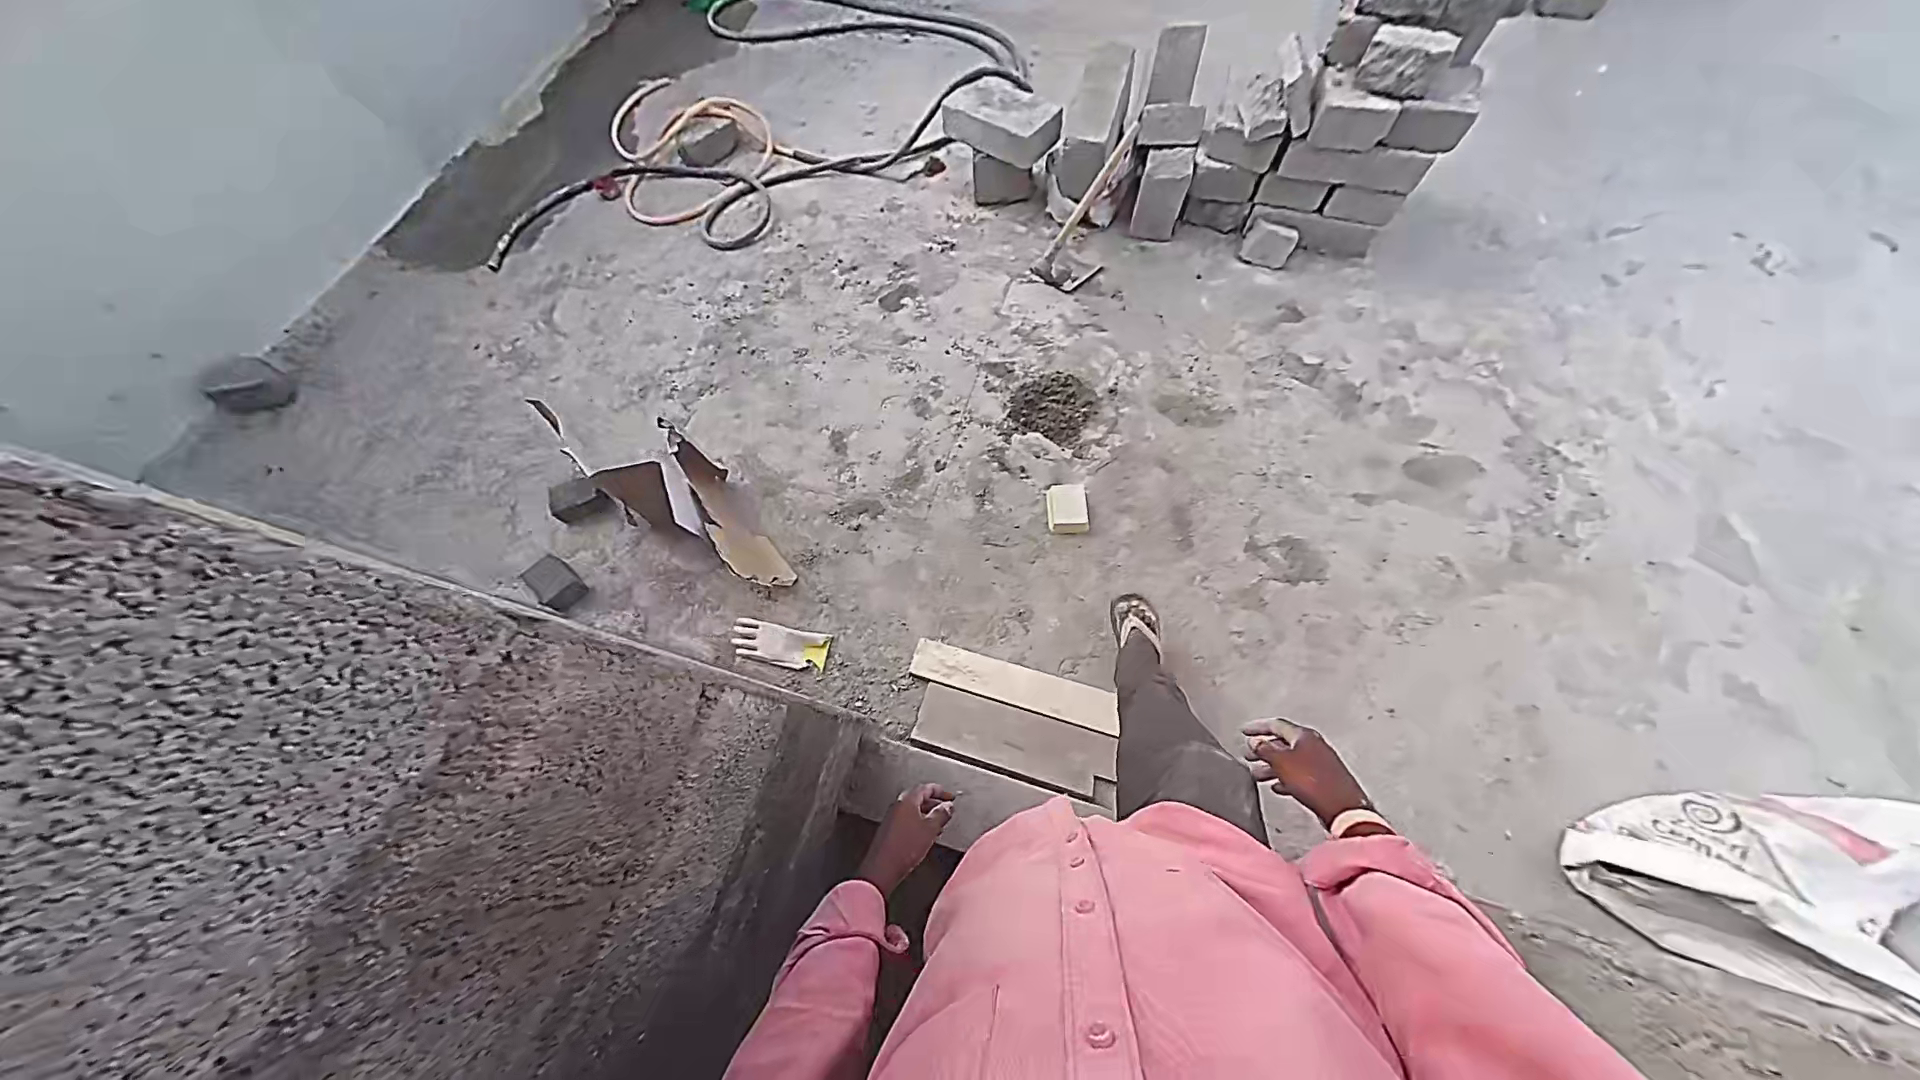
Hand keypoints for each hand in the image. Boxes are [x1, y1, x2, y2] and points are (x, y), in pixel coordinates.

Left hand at [856, 784, 955, 894]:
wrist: (883, 868)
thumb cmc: (904, 848)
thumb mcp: (931, 828)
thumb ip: (941, 814)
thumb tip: (948, 806)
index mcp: (907, 800)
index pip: (926, 788)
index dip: (940, 791)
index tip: (949, 796)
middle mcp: (898, 806)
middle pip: (919, 798)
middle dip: (934, 803)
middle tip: (946, 809)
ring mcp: (892, 818)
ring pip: (913, 810)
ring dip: (927, 814)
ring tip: (939, 824)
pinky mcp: (890, 830)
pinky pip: (907, 820)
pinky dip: (919, 823)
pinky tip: (925, 835)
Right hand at [1240, 719, 1372, 828]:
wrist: (1343, 809)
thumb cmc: (1314, 783)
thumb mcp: (1281, 762)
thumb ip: (1264, 749)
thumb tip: (1255, 742)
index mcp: (1304, 736)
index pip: (1276, 725)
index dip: (1258, 727)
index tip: (1246, 731)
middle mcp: (1314, 745)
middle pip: (1283, 743)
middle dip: (1264, 749)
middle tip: (1250, 754)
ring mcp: (1321, 762)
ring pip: (1290, 760)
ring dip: (1272, 766)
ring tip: (1258, 774)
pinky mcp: (1325, 779)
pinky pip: (1300, 774)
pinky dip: (1286, 778)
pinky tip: (1279, 786)